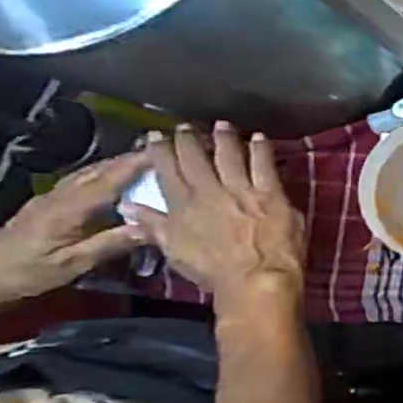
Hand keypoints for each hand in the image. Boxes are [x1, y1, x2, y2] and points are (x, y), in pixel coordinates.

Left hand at [0, 150, 150, 305]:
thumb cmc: (28, 274)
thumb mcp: (72, 265)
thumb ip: (111, 244)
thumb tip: (152, 228)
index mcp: (66, 211)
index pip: (107, 183)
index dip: (135, 167)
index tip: (163, 153)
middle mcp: (58, 198)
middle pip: (98, 171)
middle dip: (131, 159)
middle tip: (166, 151)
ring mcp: (51, 198)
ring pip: (89, 172)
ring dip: (118, 163)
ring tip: (149, 158)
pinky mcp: (50, 202)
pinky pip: (82, 180)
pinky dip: (105, 172)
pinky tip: (118, 174)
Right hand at [125, 123, 305, 303]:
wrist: (257, 278)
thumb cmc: (215, 271)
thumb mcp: (174, 250)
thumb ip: (154, 225)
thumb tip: (129, 207)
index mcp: (183, 205)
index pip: (167, 170)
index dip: (161, 151)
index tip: (156, 136)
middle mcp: (210, 192)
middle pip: (197, 158)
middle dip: (189, 139)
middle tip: (186, 126)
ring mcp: (243, 191)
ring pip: (231, 156)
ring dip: (225, 138)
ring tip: (223, 124)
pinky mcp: (273, 196)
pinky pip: (266, 166)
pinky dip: (261, 150)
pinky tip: (259, 138)